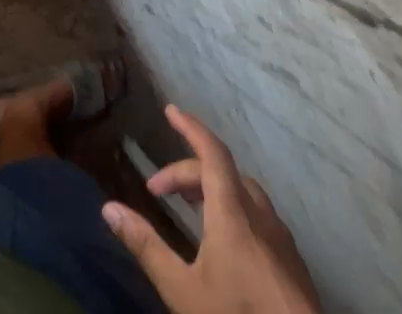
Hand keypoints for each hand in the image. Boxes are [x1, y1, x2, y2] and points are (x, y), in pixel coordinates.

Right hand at [103, 105, 320, 313]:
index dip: (191, 129)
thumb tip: (109, 207)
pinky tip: (222, 238)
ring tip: (188, 206)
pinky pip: (259, 214)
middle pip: (224, 173)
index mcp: (233, 216)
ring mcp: (281, 239)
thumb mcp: (182, 289)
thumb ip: (146, 246)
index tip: (170, 111)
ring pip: (245, 192)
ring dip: (213, 186)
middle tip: (156, 190)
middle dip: (187, 170)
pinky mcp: (292, 261)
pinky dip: (233, 206)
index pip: (213, 155)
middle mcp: (260, 218)